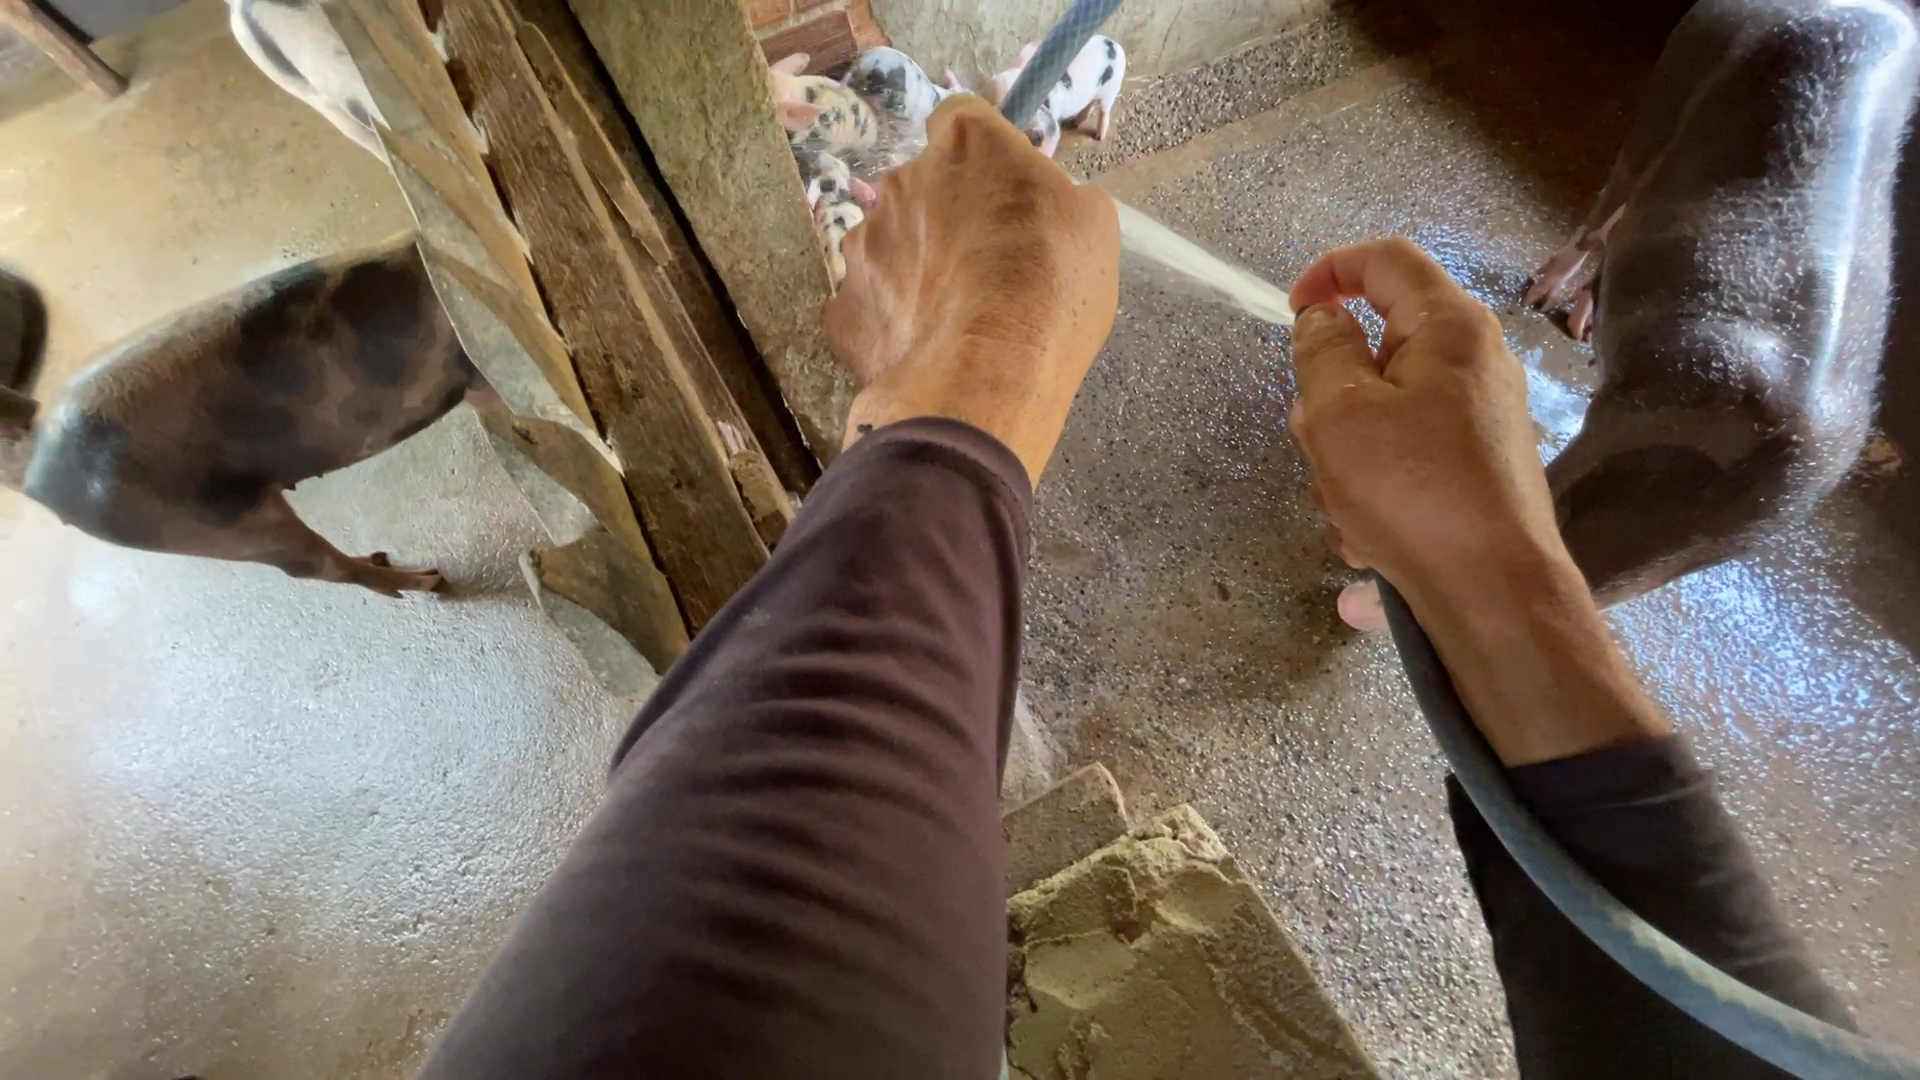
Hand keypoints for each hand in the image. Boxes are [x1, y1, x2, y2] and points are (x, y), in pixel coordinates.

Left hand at [825, 94, 1118, 486]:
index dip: (984, 158)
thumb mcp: (1092, 229)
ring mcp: (862, 247)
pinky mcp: (841, 310)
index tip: (1002, 195)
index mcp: (966, 145)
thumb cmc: (1050, 293)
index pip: (964, 121)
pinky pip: (867, 307)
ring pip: (890, 248)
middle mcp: (901, 183)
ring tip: (949, 322)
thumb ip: (1057, 198)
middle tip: (983, 271)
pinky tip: (919, 350)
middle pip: (923, 189)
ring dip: (913, 270)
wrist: (986, 383)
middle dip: (946, 218)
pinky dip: (889, 324)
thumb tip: (1040, 207)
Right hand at [1287, 238, 1566, 603]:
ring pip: (1376, 410)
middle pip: (1373, 348)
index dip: (1328, 271)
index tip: (1288, 312)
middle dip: (1327, 395)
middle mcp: (1470, 361)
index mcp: (1448, 328)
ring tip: (1344, 500)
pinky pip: (1396, 453)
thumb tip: (1323, 317)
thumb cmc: (1408, 485)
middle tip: (1314, 438)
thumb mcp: (1340, 411)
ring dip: (1341, 451)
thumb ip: (1322, 351)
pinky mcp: (1467, 463)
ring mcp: (1472, 416)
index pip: (1385, 260)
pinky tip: (1367, 528)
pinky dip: (1369, 482)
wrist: (1487, 585)